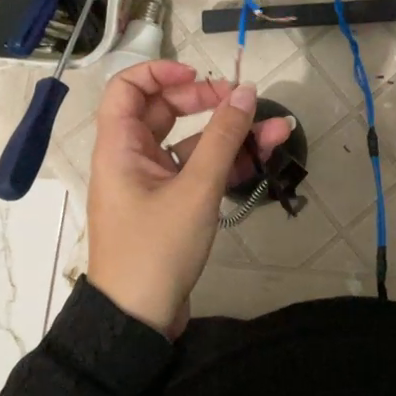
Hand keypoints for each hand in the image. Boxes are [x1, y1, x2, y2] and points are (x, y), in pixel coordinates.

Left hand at [85, 61, 293, 337]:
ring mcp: (152, 182)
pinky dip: (227, 162)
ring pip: (190, 142)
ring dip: (230, 134)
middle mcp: (131, 157)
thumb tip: (245, 92)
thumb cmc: (156, 249)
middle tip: (243, 101)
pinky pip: (198, 169)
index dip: (161, 72)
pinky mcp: (170, 205)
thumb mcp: (195, 190)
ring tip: (276, 130)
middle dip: (208, 101)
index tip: (200, 75)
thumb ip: (224, 138)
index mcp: (119, 147)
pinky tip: (262, 157)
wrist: (137, 322)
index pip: (127, 88)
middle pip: (165, 110)